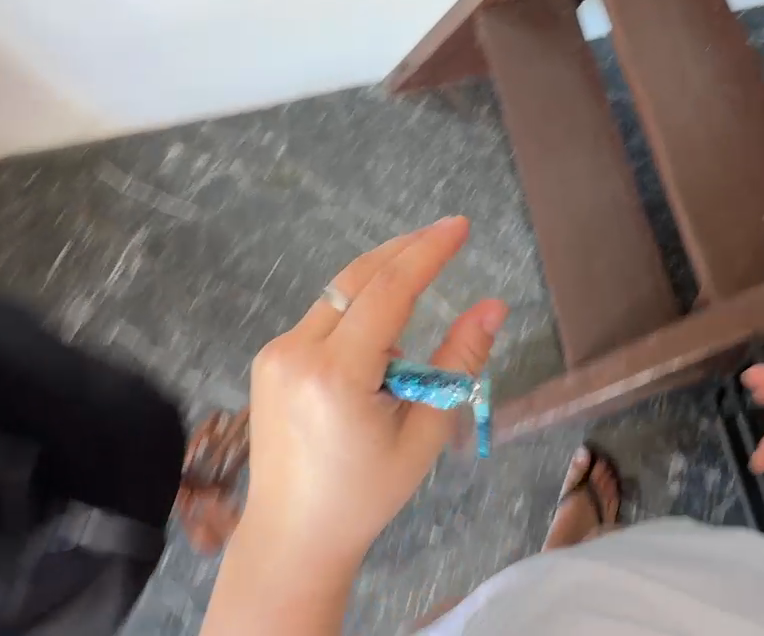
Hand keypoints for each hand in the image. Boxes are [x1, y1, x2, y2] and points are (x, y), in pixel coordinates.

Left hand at [237, 216, 507, 564]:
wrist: (292, 537)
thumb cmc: (366, 493)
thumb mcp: (425, 433)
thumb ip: (459, 363)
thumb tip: (494, 307)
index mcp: (336, 375)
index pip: (388, 291)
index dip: (428, 252)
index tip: (460, 226)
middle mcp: (297, 352)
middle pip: (360, 277)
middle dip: (407, 249)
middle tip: (448, 232)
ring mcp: (276, 353)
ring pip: (341, 293)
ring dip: (385, 284)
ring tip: (415, 329)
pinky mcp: (270, 358)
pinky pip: (326, 316)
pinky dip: (361, 312)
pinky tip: (380, 351)